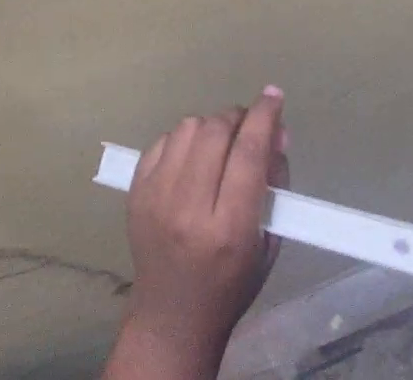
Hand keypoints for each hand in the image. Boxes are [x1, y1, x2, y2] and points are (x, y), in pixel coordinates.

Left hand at [113, 88, 288, 377]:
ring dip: (211, 126)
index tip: (274, 95)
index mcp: (229, 228)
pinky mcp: (135, 194)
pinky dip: (183, 139)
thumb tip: (276, 132)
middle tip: (249, 125)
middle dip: (238, 118)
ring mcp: (155, 199)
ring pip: (187, 129)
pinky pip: (163, 142)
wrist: (172, 318)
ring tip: (221, 142)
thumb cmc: (232, 284)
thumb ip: (275, 184)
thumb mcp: (268, 241)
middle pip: (215, 133)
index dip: (264, 116)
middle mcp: (188, 208)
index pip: (248, 152)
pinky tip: (194, 156)